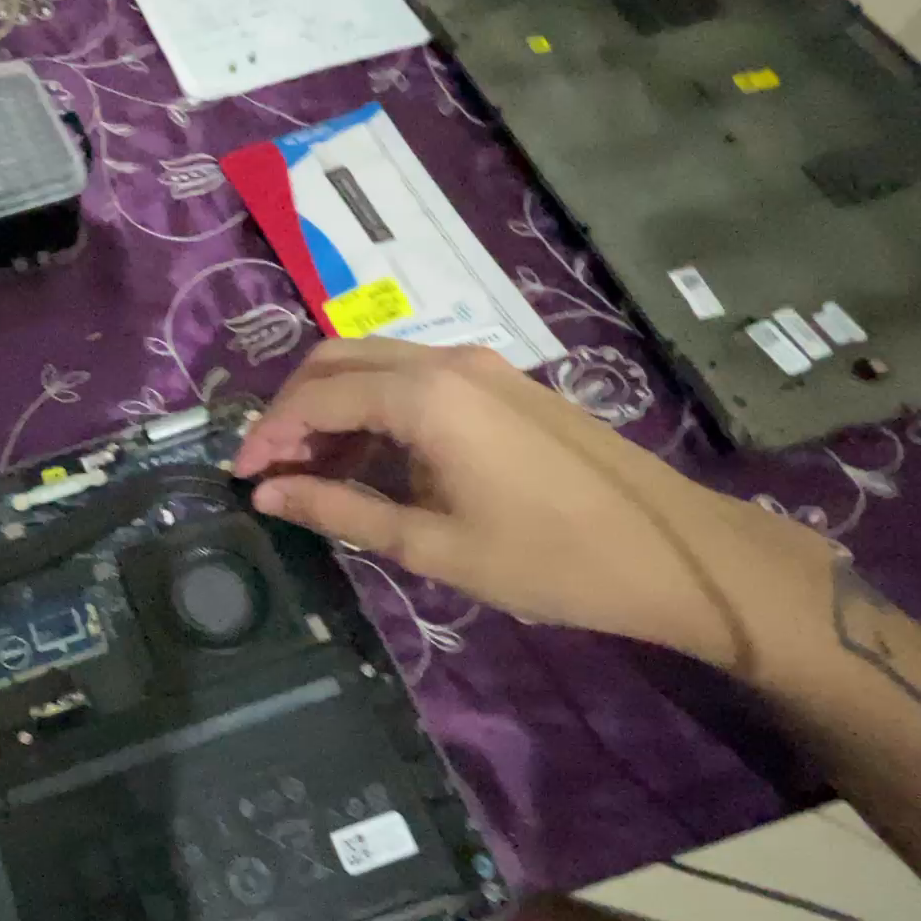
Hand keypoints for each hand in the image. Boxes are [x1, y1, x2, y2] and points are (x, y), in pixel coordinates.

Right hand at [234, 338, 831, 668]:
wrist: (680, 554)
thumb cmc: (549, 559)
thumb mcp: (428, 545)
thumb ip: (337, 511)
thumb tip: (265, 496)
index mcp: (426, 397)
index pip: (314, 396)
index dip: (267, 434)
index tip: (240, 477)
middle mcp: (445, 361)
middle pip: (334, 361)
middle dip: (289, 409)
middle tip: (270, 467)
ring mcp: (476, 365)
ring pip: (369, 363)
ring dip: (326, 406)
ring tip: (308, 468)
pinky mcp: (496, 382)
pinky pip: (408, 377)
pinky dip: (367, 407)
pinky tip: (364, 456)